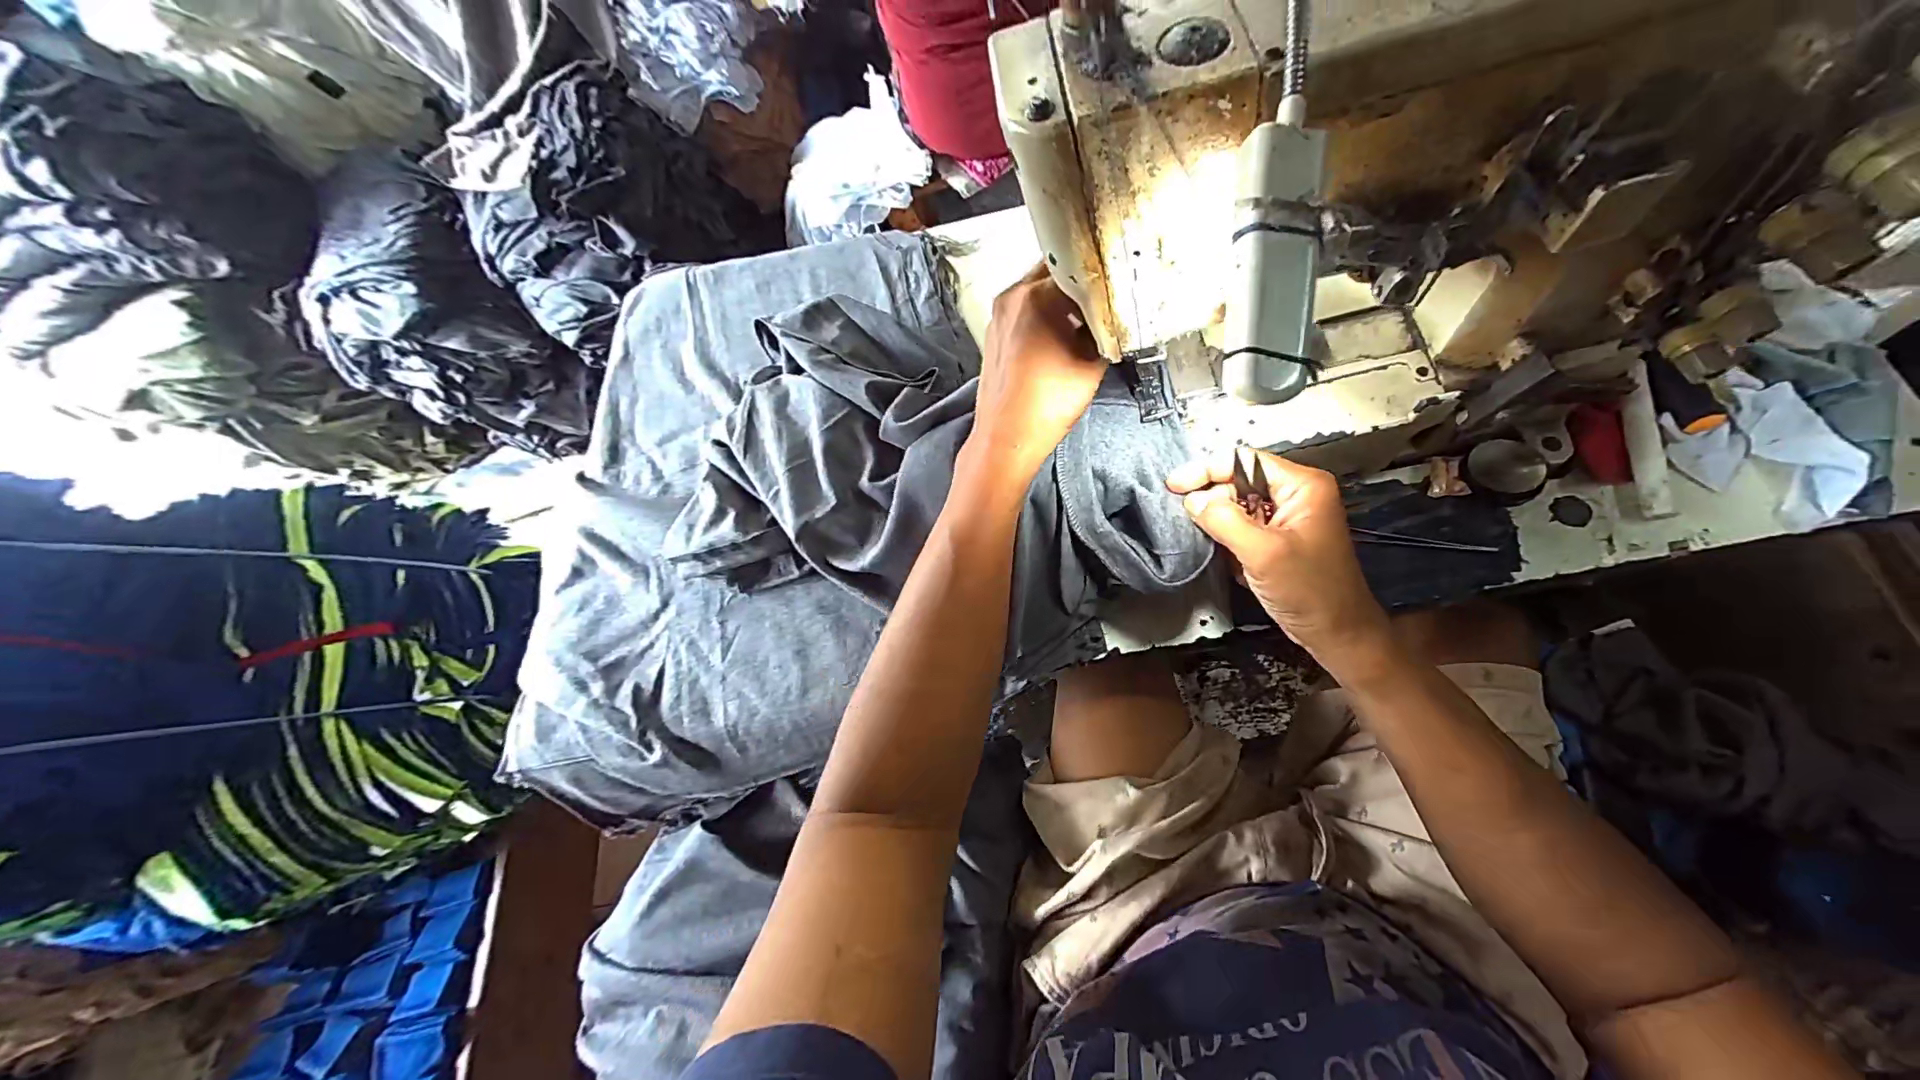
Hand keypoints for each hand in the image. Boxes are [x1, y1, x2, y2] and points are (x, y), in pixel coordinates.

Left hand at [969, 263, 1107, 479]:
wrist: (1006, 438)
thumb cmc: (1046, 403)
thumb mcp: (1092, 363)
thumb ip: (1104, 331)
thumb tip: (1109, 319)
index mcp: (1036, 295)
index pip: (1078, 266)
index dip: (1102, 275)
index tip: (1118, 284)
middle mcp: (1012, 297)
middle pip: (1054, 273)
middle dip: (1080, 284)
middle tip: (1104, 299)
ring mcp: (999, 315)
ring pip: (1037, 291)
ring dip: (1060, 300)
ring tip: (1085, 320)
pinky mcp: (994, 335)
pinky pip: (1023, 312)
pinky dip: (1043, 316)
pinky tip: (1060, 337)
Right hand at [1167, 449, 1391, 662]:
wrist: (1336, 632)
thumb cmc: (1311, 592)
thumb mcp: (1262, 552)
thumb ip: (1224, 520)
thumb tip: (1193, 500)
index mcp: (1302, 486)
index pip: (1243, 461)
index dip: (1206, 470)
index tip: (1175, 486)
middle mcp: (1295, 495)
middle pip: (1237, 481)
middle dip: (1211, 498)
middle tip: (1189, 518)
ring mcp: (1286, 518)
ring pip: (1236, 505)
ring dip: (1217, 520)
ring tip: (1208, 539)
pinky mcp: (1277, 538)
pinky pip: (1242, 526)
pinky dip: (1226, 537)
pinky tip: (1227, 555)